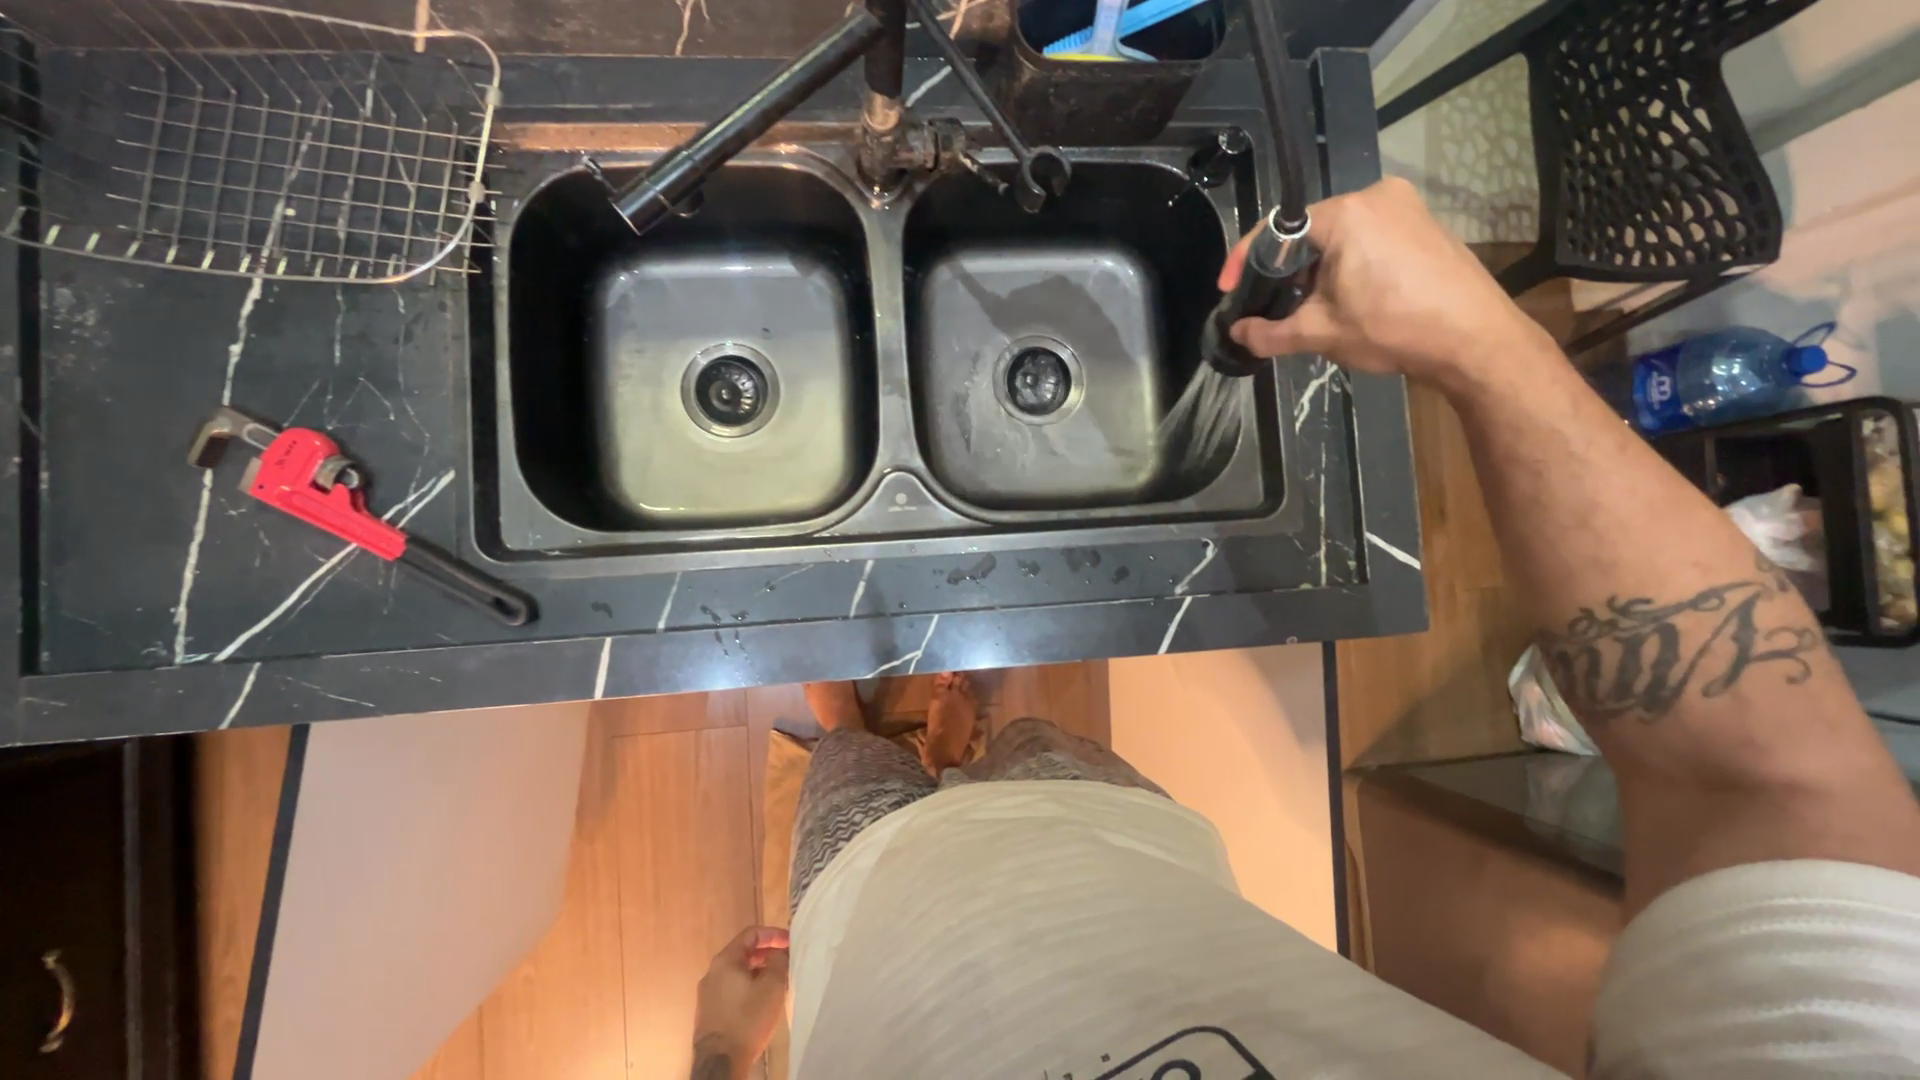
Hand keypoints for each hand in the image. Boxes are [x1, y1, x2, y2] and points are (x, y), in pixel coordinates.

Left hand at [690, 926, 789, 1079]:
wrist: (720, 1063)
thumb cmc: (747, 1019)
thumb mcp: (772, 986)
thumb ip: (779, 962)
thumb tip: (779, 952)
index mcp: (725, 960)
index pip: (751, 934)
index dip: (773, 934)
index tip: (791, 943)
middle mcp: (712, 972)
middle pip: (743, 953)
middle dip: (767, 955)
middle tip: (787, 962)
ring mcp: (708, 994)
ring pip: (738, 974)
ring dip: (759, 973)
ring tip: (778, 983)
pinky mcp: (709, 1013)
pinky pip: (732, 990)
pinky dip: (748, 988)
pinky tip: (761, 1003)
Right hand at [1219, 176, 1552, 388]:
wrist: (1475, 341)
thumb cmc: (1394, 329)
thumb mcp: (1321, 334)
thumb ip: (1270, 332)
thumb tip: (1238, 333)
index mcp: (1348, 213)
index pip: (1278, 230)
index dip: (1245, 261)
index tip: (1228, 291)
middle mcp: (1377, 196)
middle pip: (1308, 232)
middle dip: (1284, 271)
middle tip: (1269, 306)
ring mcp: (1406, 208)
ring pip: (1338, 236)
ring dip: (1314, 271)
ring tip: (1306, 309)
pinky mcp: (1424, 225)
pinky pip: (1366, 239)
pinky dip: (1345, 266)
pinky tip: (1344, 299)